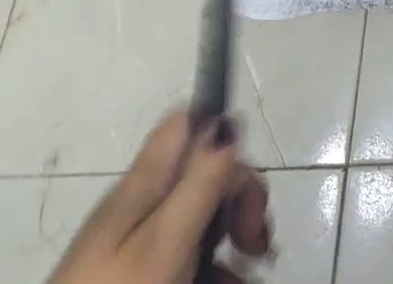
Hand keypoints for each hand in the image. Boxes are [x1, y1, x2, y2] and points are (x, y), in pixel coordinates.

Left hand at [48, 113, 271, 283]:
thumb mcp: (164, 244)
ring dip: (236, 239)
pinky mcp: (140, 273)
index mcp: (143, 187)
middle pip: (205, 172)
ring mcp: (139, 243)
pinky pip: (189, 254)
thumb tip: (225, 127)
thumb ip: (197, 185)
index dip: (219, 132)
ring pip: (203, 217)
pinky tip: (232, 282)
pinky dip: (218, 267)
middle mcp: (142, 205)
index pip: (182, 125)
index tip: (241, 174)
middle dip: (241, 199)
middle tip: (253, 241)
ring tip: (250, 274)